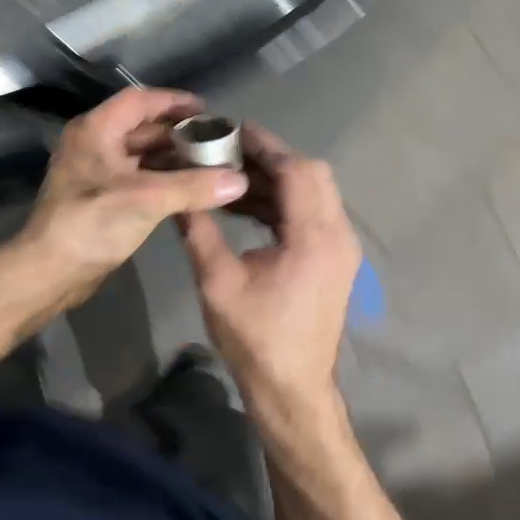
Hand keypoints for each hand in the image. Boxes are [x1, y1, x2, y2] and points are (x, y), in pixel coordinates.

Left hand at [20, 88, 250, 303]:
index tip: (207, 111)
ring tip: (210, 165)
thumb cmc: (93, 223)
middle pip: (141, 128)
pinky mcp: (100, 197)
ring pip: (140, 154)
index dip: (173, 102)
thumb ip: (194, 186)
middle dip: (179, 134)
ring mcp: (95, 172)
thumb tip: (239, 179)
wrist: (52, 269)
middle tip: (216, 143)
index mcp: (95, 130)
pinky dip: (162, 179)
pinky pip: (136, 177)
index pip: (139, 102)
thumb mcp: (147, 199)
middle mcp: (93, 144)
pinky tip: (189, 189)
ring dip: (172, 158)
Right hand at [177, 124, 359, 409]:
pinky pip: (312, 214)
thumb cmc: (255, 338)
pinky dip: (283, 202)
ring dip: (277, 180)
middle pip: (312, 174)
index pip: (296, 170)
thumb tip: (178, 192)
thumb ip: (198, 230)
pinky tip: (246, 206)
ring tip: (231, 175)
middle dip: (271, 157)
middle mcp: (337, 235)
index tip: (230, 129)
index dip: (264, 145)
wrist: (292, 389)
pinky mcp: (334, 261)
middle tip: (228, 150)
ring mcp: (341, 249)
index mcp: (314, 237)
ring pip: (314, 193)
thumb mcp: (217, 281)